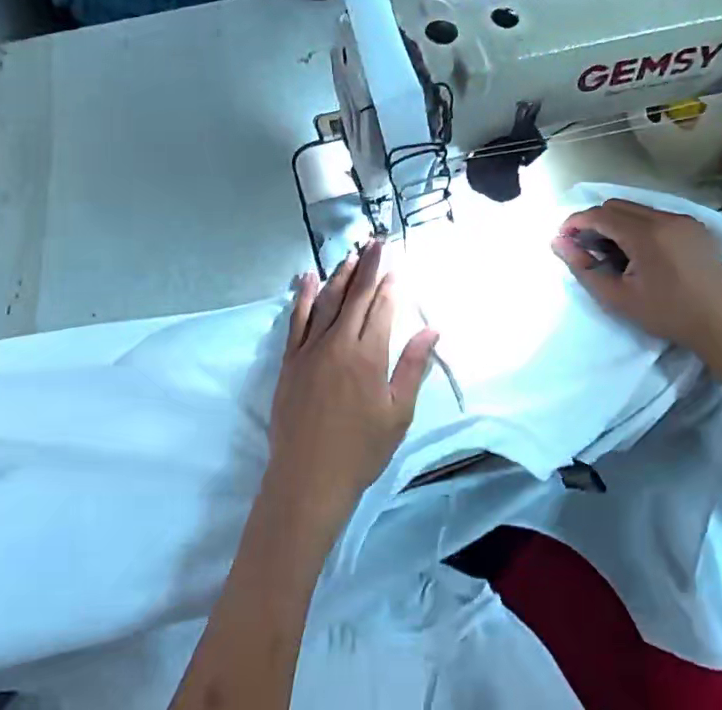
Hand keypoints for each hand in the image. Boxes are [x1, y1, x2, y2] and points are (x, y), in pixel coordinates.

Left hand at [264, 240, 437, 529]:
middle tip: (376, 242)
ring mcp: (309, 350)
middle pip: (355, 296)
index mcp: (368, 356)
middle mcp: (338, 344)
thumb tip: (432, 330)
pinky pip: (296, 320)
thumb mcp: (398, 412)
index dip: (390, 283)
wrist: (308, 479)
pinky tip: (307, 277)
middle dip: (368, 267)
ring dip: (340, 275)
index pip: (382, 308)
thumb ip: (413, 367)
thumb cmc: (361, 450)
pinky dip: (303, 296)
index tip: (396, 263)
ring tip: (352, 254)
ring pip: (326, 301)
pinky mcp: (289, 361)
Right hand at [552, 199, 721, 352]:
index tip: (562, 238)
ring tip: (610, 251)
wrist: (720, 325)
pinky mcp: (695, 227)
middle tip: (585, 248)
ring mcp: (684, 220)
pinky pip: (657, 216)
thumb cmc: (666, 314)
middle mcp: (666, 217)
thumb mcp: (617, 297)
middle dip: (595, 221)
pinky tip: (638, 252)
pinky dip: (639, 226)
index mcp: (646, 233)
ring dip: (617, 223)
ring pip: (637, 209)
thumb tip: (557, 242)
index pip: (600, 214)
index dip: (576, 222)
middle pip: (617, 206)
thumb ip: (583, 268)